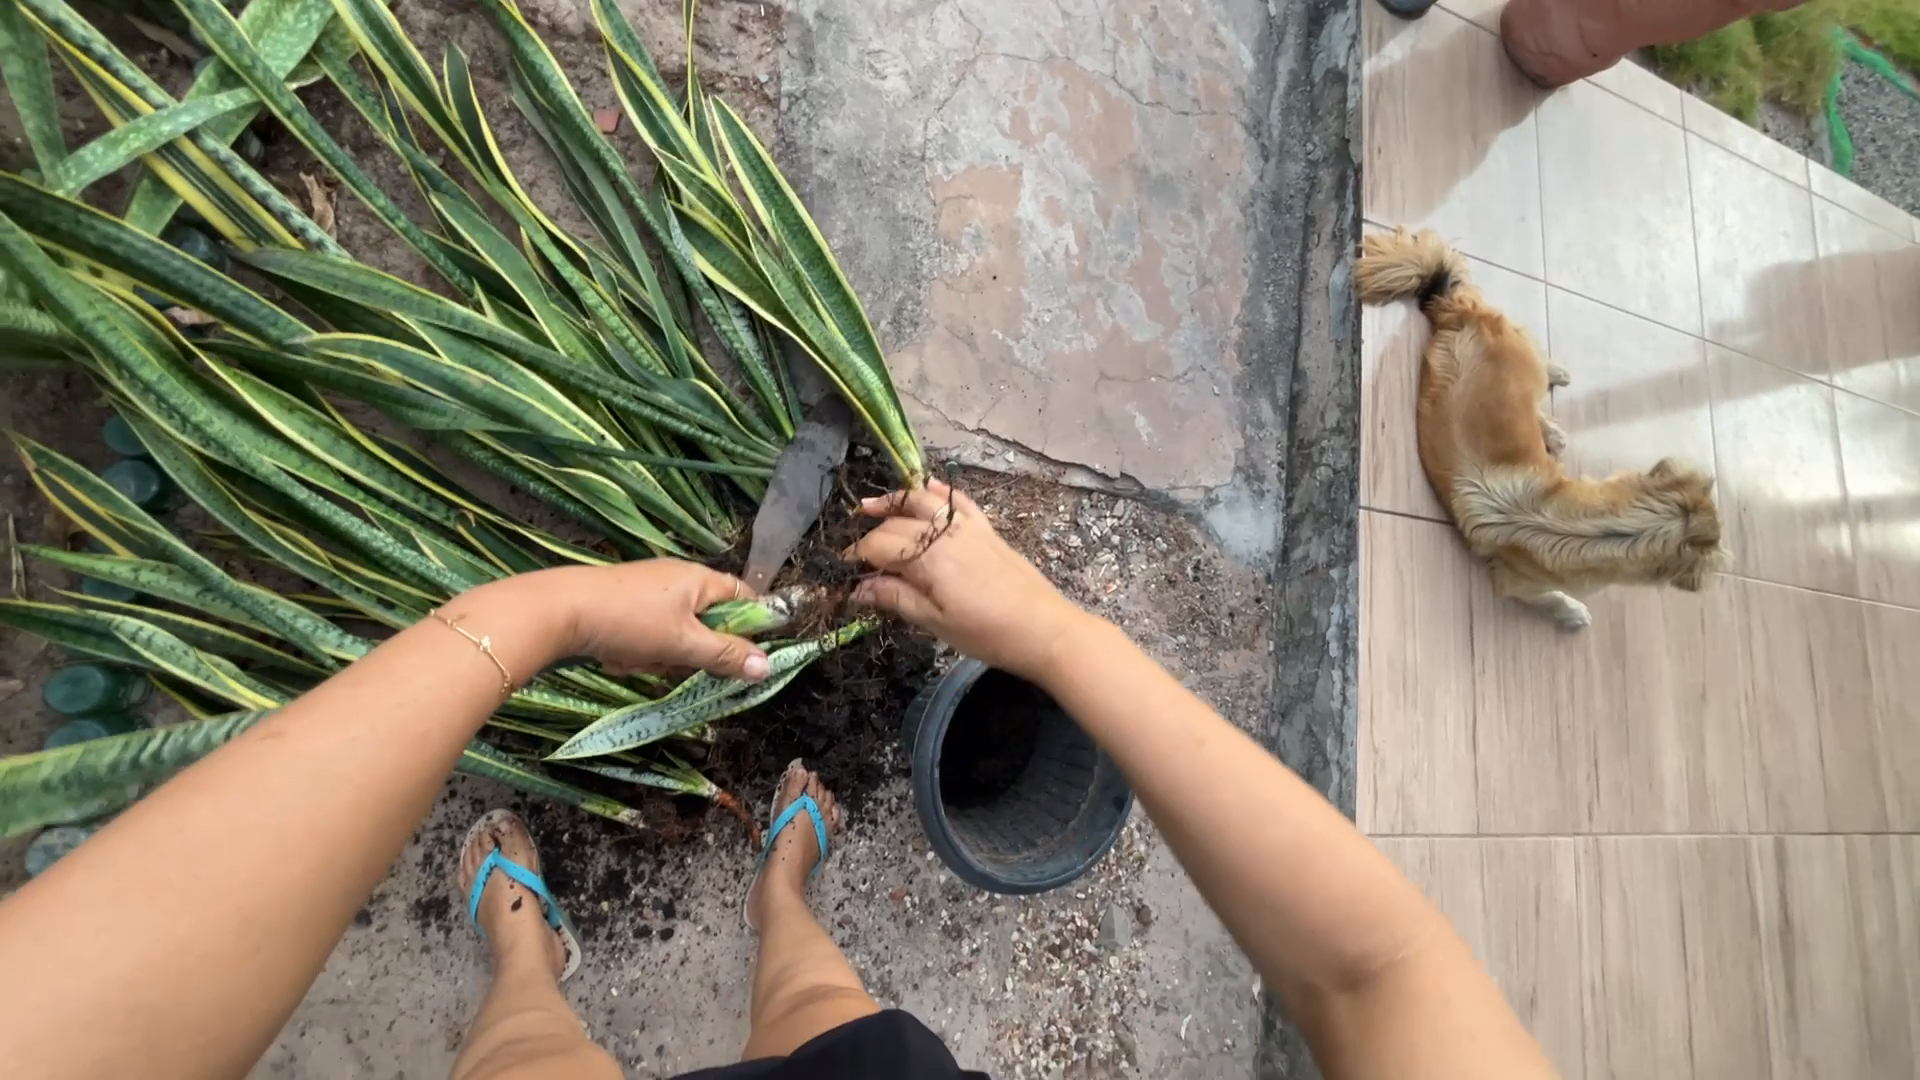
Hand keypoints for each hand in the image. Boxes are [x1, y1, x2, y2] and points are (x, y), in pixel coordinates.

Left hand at [539, 560, 769, 681]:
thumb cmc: (631, 622)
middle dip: (695, 649)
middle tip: (679, 663)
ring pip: (675, 631)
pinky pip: (648, 630)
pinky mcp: (623, 600)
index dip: (751, 624)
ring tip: (638, 660)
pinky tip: (618, 656)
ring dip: (662, 654)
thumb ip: (726, 656)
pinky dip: (638, 648)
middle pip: (708, 619)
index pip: (744, 597)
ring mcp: (649, 588)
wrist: (557, 611)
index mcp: (701, 579)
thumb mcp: (684, 645)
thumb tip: (768, 667)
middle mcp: (679, 577)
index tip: (746, 653)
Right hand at [847, 480, 1089, 681]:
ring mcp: (969, 528)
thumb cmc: (987, 633)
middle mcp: (946, 533)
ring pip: (925, 502)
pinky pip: (960, 501)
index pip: (880, 545)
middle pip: (898, 523)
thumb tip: (858, 589)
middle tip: (856, 551)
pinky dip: (941, 492)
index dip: (858, 555)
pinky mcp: (988, 531)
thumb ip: (896, 598)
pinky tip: (928, 485)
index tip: (843, 569)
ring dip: (897, 501)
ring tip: (873, 505)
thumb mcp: (936, 622)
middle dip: (872, 532)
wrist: (1043, 629)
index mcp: (929, 558)